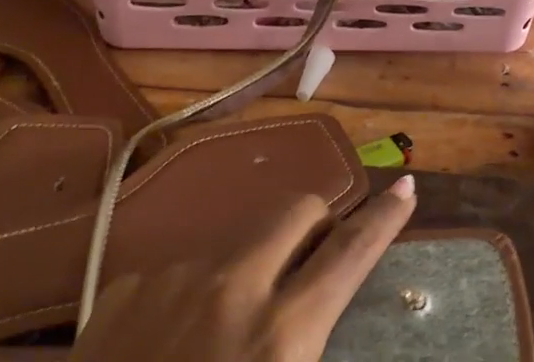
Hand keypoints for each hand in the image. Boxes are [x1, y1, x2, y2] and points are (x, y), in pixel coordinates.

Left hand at [70, 175, 418, 360]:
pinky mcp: (127, 285)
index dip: (383, 219)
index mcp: (280, 334)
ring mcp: (175, 277)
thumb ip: (303, 349)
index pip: (349, 255)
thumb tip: (314, 322)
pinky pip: (178, 271)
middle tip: (315, 254)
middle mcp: (234, 286)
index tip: (406, 188)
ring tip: (223, 328)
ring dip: (249, 267)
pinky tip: (168, 344)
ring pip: (236, 242)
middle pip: (296, 210)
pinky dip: (190, 294)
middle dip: (317, 221)